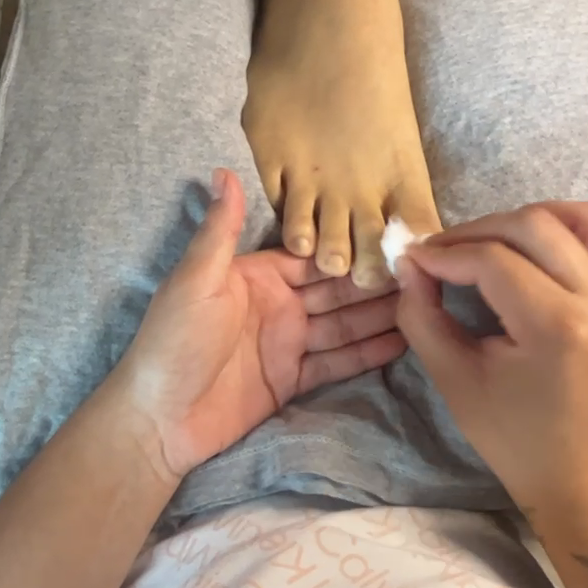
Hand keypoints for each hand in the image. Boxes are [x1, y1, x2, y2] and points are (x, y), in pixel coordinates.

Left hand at [109, 169, 409, 482]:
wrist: (159, 418)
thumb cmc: (174, 341)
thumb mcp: (196, 280)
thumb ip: (221, 230)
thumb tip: (223, 169)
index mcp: (255, 275)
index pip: (313, 255)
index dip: (350, 247)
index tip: (394, 237)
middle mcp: (276, 304)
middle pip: (335, 289)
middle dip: (375, 281)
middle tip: (427, 273)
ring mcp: (285, 342)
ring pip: (342, 324)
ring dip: (379, 314)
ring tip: (428, 304)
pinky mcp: (291, 379)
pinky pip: (336, 361)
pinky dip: (367, 352)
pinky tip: (404, 342)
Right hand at [244, 0, 441, 289]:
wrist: (329, 6)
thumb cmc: (376, 53)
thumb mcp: (401, 124)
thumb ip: (397, 177)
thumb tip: (394, 214)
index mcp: (401, 173)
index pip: (409, 242)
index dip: (406, 265)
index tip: (403, 276)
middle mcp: (357, 184)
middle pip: (360, 254)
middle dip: (361, 273)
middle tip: (358, 275)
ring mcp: (309, 173)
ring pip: (313, 242)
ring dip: (319, 252)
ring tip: (321, 255)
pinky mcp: (270, 155)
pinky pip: (277, 206)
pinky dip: (284, 217)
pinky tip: (289, 221)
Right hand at [393, 202, 587, 507]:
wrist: (576, 467)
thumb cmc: (509, 431)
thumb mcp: (451, 377)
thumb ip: (421, 315)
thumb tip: (408, 264)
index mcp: (555, 327)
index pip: (492, 260)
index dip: (444, 254)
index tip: (412, 262)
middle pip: (533, 226)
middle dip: (475, 231)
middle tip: (439, 254)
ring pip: (576, 217)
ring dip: (523, 218)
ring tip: (486, 241)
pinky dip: (564, 222)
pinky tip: (528, 242)